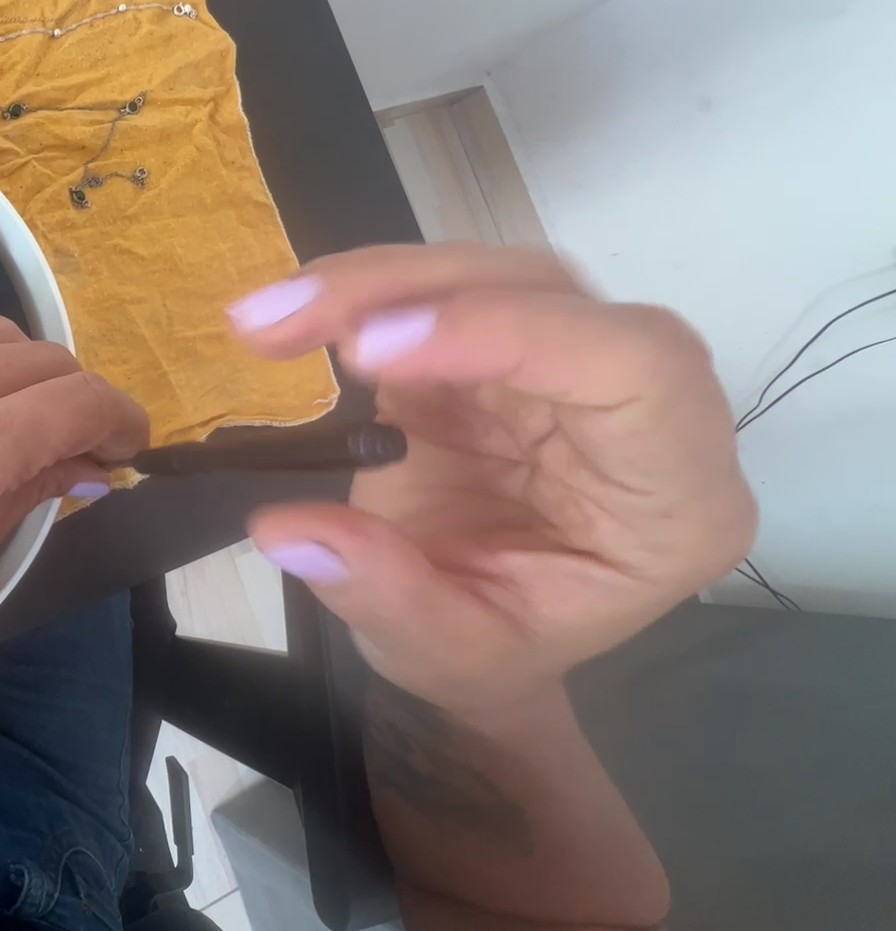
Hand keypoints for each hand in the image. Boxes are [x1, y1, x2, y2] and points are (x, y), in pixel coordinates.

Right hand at [229, 243, 755, 712]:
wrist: (462, 624)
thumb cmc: (483, 649)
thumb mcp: (440, 654)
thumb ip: (379, 596)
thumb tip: (280, 528)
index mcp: (665, 495)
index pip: (630, 369)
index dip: (503, 335)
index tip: (363, 352)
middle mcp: (627, 411)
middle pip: (547, 294)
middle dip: (407, 290)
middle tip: (288, 319)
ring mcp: (550, 373)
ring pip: (483, 276)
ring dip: (366, 283)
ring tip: (264, 319)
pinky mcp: (480, 358)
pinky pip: (428, 296)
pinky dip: (352, 296)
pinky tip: (291, 317)